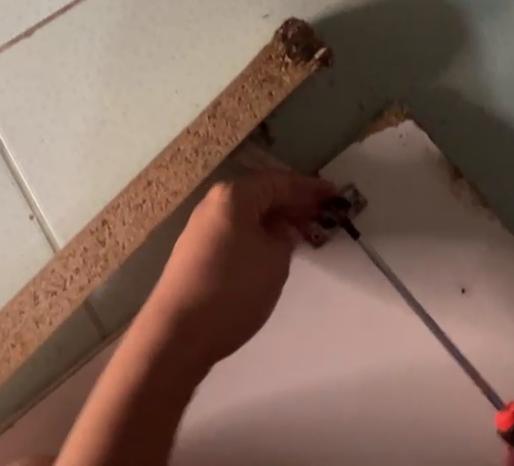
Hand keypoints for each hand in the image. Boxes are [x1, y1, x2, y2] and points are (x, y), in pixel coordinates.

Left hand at [137, 171, 337, 370]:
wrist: (178, 331)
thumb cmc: (232, 288)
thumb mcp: (274, 260)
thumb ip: (284, 236)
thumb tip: (280, 229)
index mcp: (233, 196)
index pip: (278, 181)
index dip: (308, 187)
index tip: (334, 194)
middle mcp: (214, 204)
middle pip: (261, 194)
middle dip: (292, 203)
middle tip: (323, 213)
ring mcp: (203, 228)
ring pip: (248, 215)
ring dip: (276, 221)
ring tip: (304, 232)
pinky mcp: (198, 252)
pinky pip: (237, 232)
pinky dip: (259, 235)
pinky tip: (274, 251)